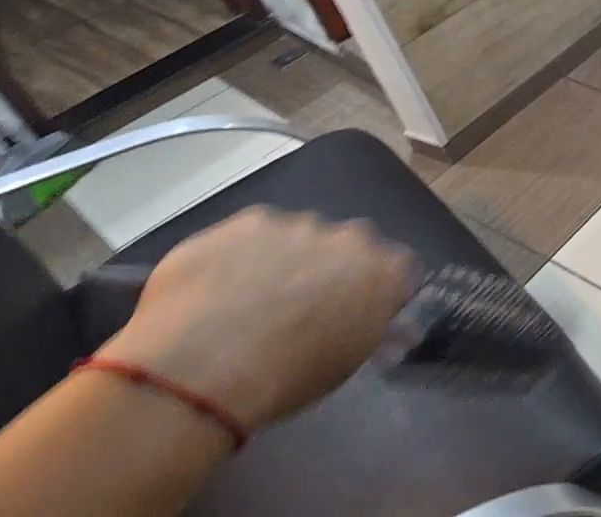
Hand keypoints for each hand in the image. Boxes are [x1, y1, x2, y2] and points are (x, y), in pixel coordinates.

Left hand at [98, 207, 418, 431]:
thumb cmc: (286, 378)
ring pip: (299, 235)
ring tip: (246, 299)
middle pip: (350, 245)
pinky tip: (213, 289)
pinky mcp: (246, 221)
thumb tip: (390, 325)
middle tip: (298, 305)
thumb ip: (373, 328)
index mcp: (387, 270)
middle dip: (330, 267)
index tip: (354, 310)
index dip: (376, 289)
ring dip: (284, 257)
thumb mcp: (347, 362)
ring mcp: (299, 223)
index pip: (400, 269)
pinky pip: (249, 235)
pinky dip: (238, 255)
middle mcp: (353, 236)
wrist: (201, 370)